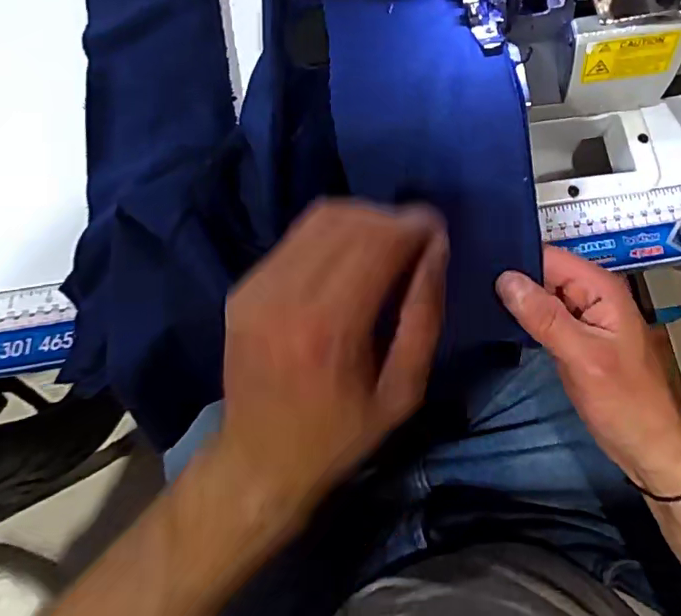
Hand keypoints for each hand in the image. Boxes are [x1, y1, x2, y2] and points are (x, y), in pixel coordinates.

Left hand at [210, 200, 447, 522]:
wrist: (258, 463)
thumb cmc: (340, 434)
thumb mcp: (403, 391)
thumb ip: (425, 314)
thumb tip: (437, 248)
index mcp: (330, 328)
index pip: (378, 243)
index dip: (413, 226)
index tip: (437, 228)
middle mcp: (287, 296)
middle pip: (352, 223)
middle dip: (393, 218)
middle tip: (418, 235)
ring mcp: (258, 286)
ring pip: (323, 218)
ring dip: (364, 217)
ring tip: (388, 239)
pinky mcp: (244, 285)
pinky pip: (298, 236)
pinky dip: (334, 232)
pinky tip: (350, 254)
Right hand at [496, 247, 680, 495]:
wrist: (650, 449)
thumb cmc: (625, 402)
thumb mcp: (582, 357)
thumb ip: (544, 317)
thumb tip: (506, 278)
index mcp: (601, 287)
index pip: (550, 257)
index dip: (516, 258)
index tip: (477, 265)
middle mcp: (592, 293)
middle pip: (544, 272)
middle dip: (513, 278)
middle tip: (472, 286)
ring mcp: (583, 316)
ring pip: (541, 294)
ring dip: (516, 299)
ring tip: (478, 300)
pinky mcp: (574, 336)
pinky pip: (545, 316)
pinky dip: (525, 318)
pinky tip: (499, 321)